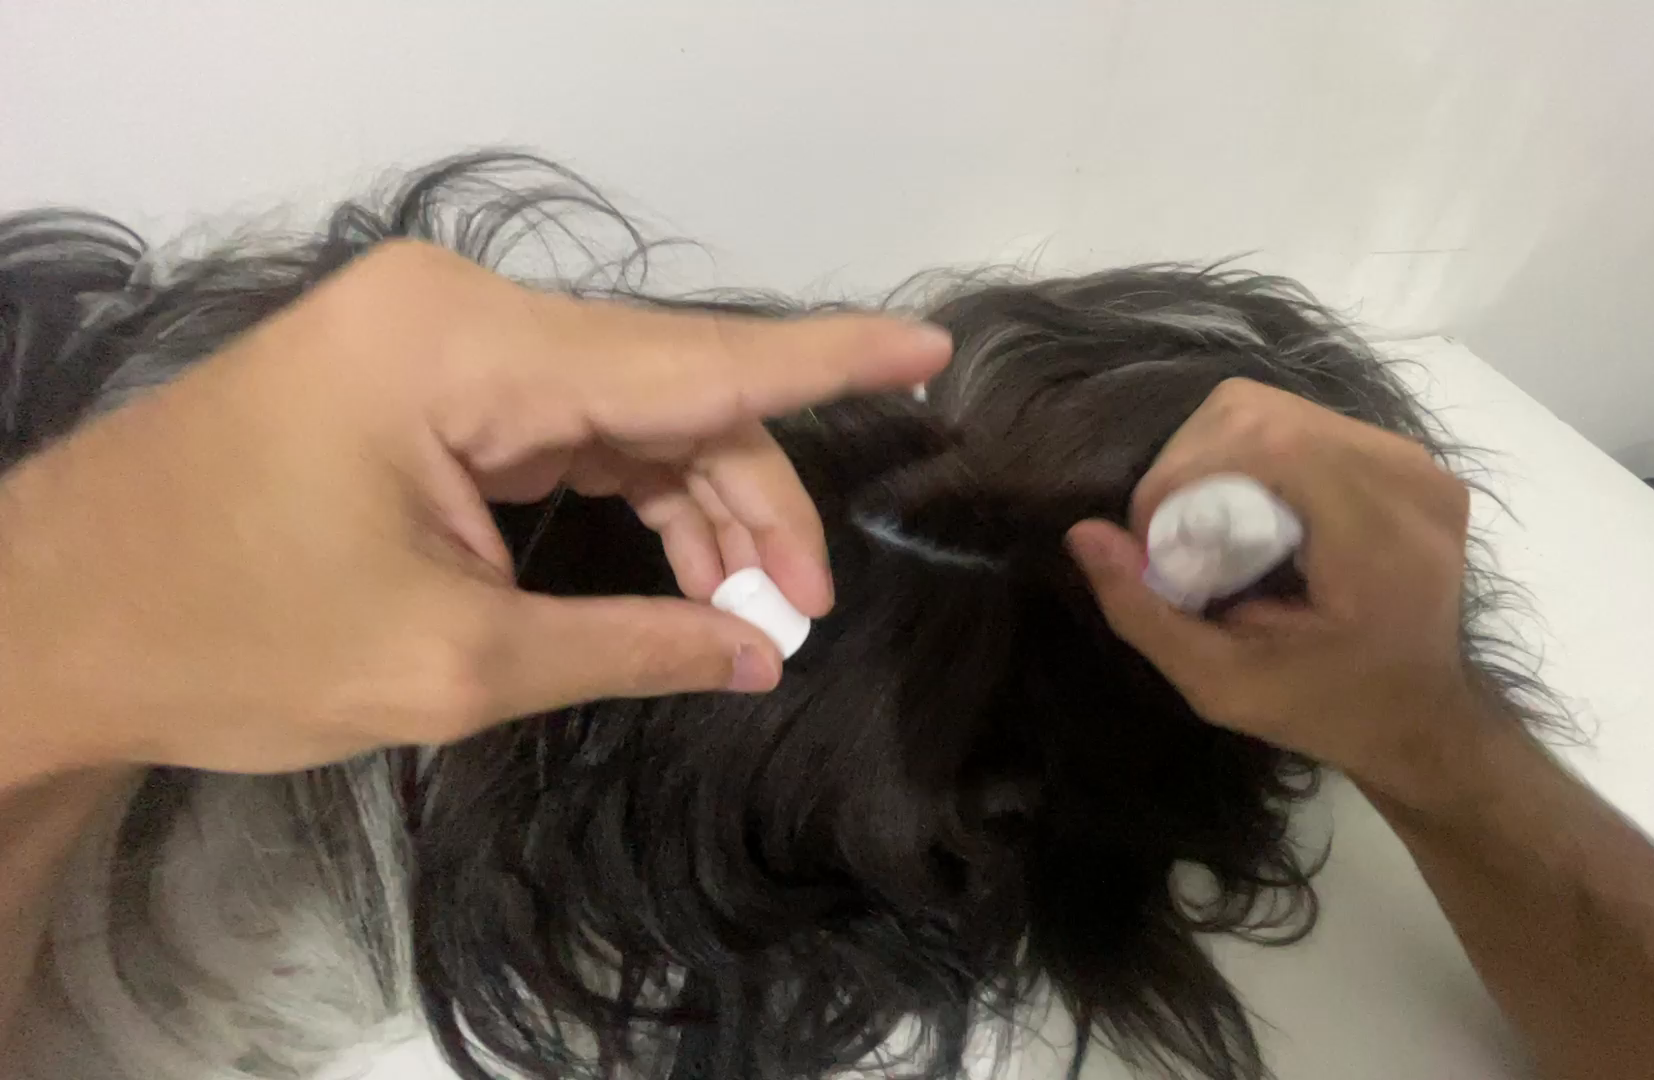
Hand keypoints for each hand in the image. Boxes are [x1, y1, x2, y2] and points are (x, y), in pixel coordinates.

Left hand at [0, 241, 949, 776]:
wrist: (40, 631)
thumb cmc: (224, 640)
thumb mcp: (455, 666)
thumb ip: (636, 648)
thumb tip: (759, 659)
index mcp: (472, 351)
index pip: (701, 359)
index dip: (831, 358)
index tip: (928, 347)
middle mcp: (486, 325)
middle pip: (687, 407)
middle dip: (757, 510)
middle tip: (798, 611)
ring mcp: (479, 357)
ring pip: (658, 429)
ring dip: (714, 520)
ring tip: (748, 616)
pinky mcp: (473, 400)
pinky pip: (610, 446)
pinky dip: (661, 515)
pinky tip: (692, 583)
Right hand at [1066, 378, 1493, 787]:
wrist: (1421, 713)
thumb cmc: (1324, 709)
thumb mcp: (1218, 684)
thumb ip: (1144, 613)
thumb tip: (1081, 533)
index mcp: (1382, 543)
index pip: (1270, 445)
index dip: (1183, 472)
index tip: (1150, 537)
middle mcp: (1409, 480)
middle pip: (1258, 413)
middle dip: (1185, 464)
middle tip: (1171, 534)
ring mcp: (1414, 460)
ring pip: (1269, 407)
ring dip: (1208, 455)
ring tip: (1202, 520)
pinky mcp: (1402, 455)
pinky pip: (1294, 420)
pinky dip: (1241, 453)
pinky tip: (1243, 509)